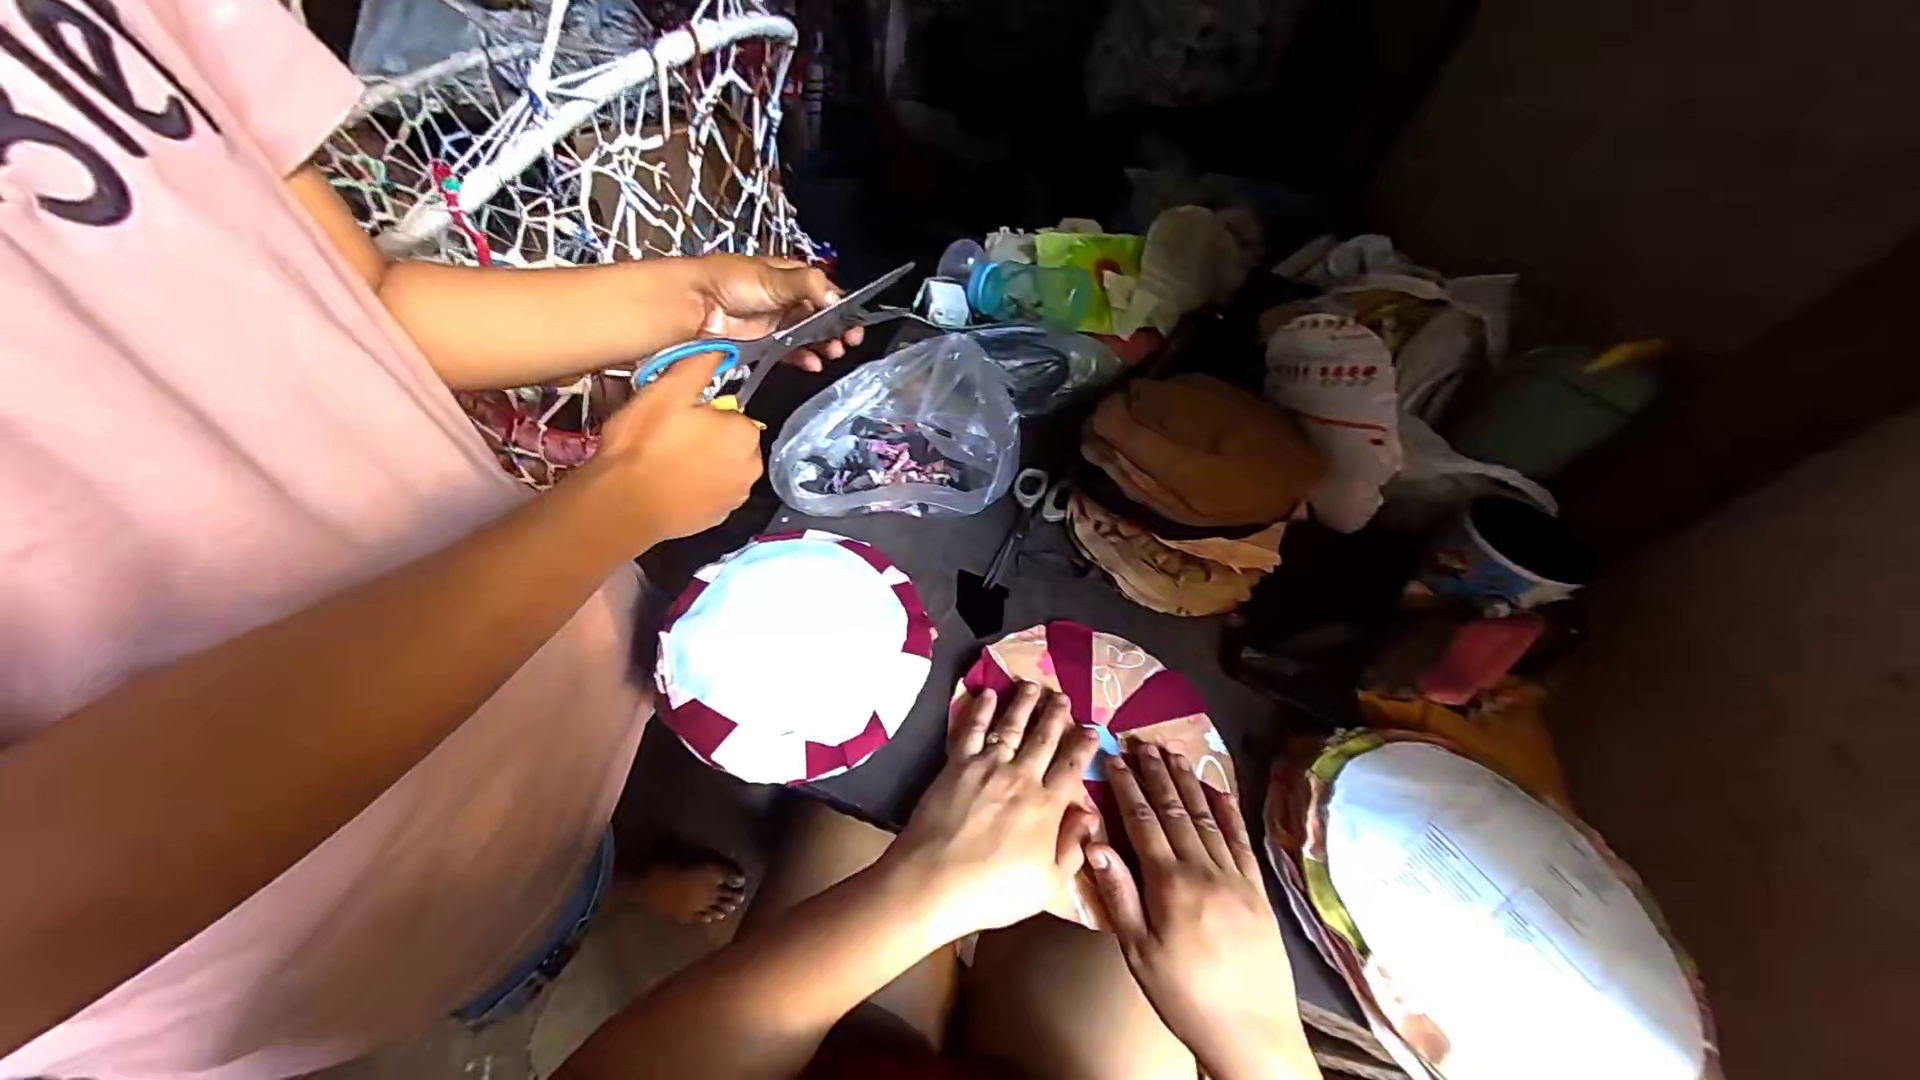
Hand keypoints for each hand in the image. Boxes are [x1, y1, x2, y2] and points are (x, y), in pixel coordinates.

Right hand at [579, 350, 761, 548]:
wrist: (623, 502)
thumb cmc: (644, 445)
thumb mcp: (667, 391)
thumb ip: (697, 365)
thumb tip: (716, 346)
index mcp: (745, 433)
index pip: (733, 414)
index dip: (704, 413)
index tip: (678, 417)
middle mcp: (751, 467)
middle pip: (731, 441)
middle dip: (708, 437)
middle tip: (669, 438)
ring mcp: (737, 495)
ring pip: (723, 467)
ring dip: (703, 463)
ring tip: (667, 461)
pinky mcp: (721, 516)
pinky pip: (713, 493)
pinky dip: (698, 487)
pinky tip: (670, 484)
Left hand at [684, 254, 864, 372]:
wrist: (695, 306)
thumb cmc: (731, 283)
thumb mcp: (773, 278)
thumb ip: (808, 286)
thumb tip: (836, 298)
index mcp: (793, 277)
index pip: (827, 293)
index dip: (843, 308)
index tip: (854, 323)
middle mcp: (789, 300)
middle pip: (824, 318)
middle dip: (838, 331)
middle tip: (848, 342)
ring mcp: (780, 324)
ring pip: (812, 338)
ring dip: (825, 346)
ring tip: (833, 353)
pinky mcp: (769, 345)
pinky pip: (794, 353)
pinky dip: (806, 359)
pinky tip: (814, 364)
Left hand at [885, 682, 1102, 942]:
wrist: (935, 880)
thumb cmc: (993, 892)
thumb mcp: (1047, 885)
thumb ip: (1072, 849)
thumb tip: (1090, 814)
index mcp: (1047, 806)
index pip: (1072, 766)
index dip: (1083, 744)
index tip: (1092, 726)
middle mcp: (1021, 777)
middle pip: (1044, 738)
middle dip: (1056, 715)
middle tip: (1063, 696)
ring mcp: (988, 766)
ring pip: (1012, 726)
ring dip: (1024, 704)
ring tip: (1033, 685)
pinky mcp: (958, 764)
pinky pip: (973, 729)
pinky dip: (981, 709)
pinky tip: (987, 693)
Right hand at [1086, 745, 1318, 1079]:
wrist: (1253, 1038)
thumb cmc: (1184, 996)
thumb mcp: (1138, 952)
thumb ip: (1119, 892)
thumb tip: (1095, 842)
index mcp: (1170, 884)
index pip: (1142, 820)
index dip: (1127, 786)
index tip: (1114, 758)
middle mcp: (1203, 870)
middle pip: (1174, 810)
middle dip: (1155, 773)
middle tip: (1142, 742)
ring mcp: (1235, 877)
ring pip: (1206, 817)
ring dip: (1187, 782)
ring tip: (1172, 753)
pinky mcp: (1257, 890)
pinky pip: (1240, 840)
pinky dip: (1229, 810)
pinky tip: (1219, 788)